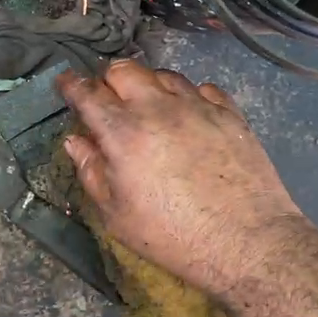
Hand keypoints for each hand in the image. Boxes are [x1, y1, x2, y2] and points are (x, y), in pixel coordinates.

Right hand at [59, 58, 311, 299]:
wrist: (252, 247)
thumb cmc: (174, 236)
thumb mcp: (116, 216)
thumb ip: (91, 171)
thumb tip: (75, 141)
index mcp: (122, 131)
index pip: (86, 92)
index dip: (70, 85)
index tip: (66, 85)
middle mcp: (156, 108)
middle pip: (123, 69)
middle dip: (108, 79)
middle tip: (109, 100)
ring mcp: (197, 108)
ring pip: (163, 74)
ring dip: (149, 85)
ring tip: (150, 105)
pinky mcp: (230, 116)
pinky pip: (203, 88)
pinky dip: (189, 96)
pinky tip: (189, 114)